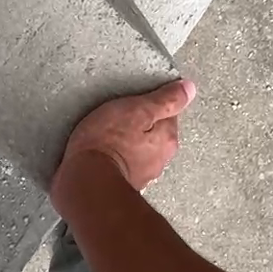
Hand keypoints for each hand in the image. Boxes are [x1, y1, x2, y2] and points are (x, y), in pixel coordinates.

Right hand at [53, 79, 196, 194]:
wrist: (84, 181)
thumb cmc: (108, 142)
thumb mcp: (138, 109)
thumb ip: (165, 100)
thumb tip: (189, 89)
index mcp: (167, 140)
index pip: (169, 112)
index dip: (152, 102)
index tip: (137, 99)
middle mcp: (160, 160)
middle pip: (156, 131)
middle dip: (142, 123)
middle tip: (122, 114)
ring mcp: (143, 174)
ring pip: (141, 148)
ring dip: (130, 140)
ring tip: (110, 132)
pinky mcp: (124, 182)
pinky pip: (126, 161)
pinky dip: (119, 154)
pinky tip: (105, 150)